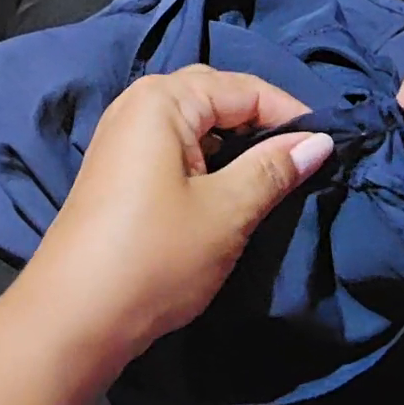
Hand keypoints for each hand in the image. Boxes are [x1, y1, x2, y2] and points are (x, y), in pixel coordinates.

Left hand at [17, 66, 333, 360]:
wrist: (73, 315)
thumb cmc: (156, 255)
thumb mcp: (226, 211)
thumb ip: (274, 168)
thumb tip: (319, 141)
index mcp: (163, 99)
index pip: (243, 88)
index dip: (290, 113)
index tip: (329, 146)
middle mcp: (138, 102)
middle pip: (215, 95)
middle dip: (261, 120)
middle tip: (302, 154)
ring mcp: (122, 134)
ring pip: (194, 120)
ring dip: (234, 139)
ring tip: (272, 170)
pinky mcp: (118, 165)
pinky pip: (174, 142)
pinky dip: (207, 155)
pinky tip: (226, 183)